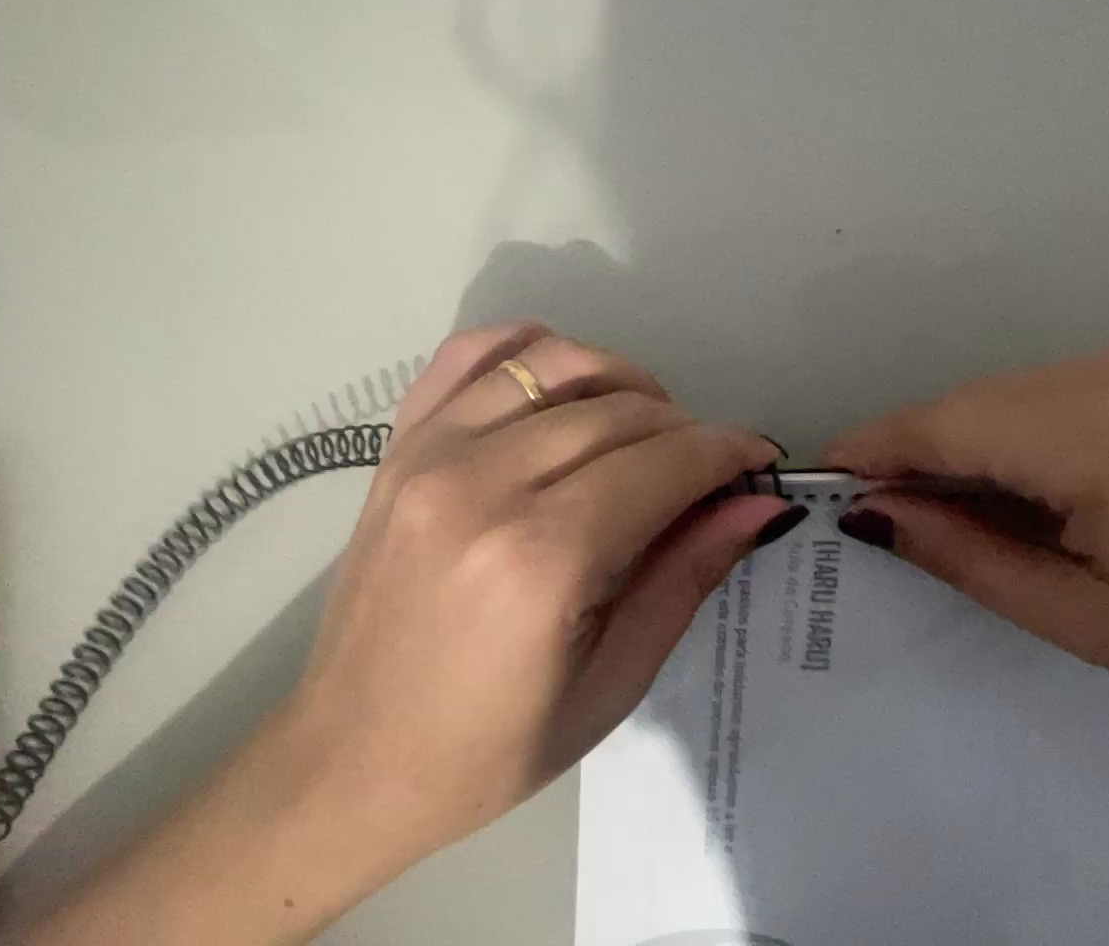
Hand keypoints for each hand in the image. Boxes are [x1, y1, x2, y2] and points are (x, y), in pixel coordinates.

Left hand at [23, 324, 801, 945]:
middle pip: (617, 411)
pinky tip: (561, 382)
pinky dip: (527, 348)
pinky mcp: (396, 448)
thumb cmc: (489, 749)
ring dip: (620, 379)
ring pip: (553, 364)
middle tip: (706, 468)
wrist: (351, 760)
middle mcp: (482, 485)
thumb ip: (684, 577)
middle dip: (685, 427)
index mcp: (541, 560)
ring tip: (645, 423)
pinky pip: (468, 356)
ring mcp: (428, 455)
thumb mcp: (610, 686)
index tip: (757, 462)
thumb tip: (755, 505)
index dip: (726, 453)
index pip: (663, 464)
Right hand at [824, 347, 1108, 721]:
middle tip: (883, 524)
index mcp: (1091, 436)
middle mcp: (1103, 375)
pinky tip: (1008, 493)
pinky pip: (1033, 397)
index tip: (821, 486)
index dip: (870, 450)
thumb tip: (870, 514)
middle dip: (909, 455)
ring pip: (993, 398)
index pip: (940, 425)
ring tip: (946, 519)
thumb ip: (966, 557)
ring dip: (953, 449)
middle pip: (962, 404)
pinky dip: (998, 439)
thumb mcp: (1086, 620)